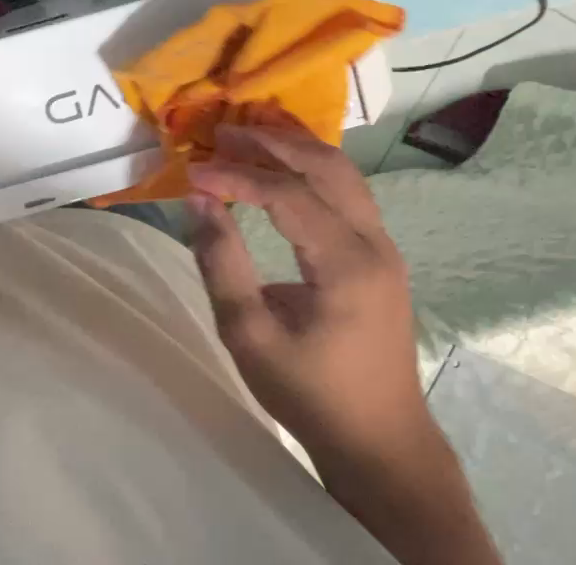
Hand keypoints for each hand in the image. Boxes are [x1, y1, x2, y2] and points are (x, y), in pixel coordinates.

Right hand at [187, 121, 429, 460]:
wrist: (380, 442)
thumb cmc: (310, 393)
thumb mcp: (249, 334)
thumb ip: (221, 262)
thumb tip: (199, 200)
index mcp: (347, 264)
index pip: (288, 194)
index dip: (237, 175)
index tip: (192, 171)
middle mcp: (375, 245)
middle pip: (327, 166)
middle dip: (271, 142)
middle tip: (219, 133)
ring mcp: (383, 249)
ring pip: (343, 174)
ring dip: (294, 149)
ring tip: (244, 139)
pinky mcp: (378, 258)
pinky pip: (346, 193)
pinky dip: (308, 170)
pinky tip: (278, 169)